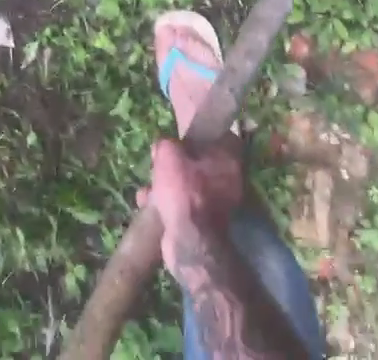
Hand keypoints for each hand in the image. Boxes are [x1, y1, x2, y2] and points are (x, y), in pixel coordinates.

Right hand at [147, 136, 243, 264]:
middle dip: (174, 164)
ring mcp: (218, 202)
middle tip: (158, 165)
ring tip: (148, 189)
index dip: (195, 135)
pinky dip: (166, 204)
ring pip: (188, 184)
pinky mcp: (204, 221)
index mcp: (228, 158)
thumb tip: (163, 146)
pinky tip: (147, 204)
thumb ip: (165, 143)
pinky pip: (183, 204)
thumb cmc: (183, 191)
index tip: (178, 138)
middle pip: (198, 161)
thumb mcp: (168, 155)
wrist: (189, 241)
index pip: (216, 136)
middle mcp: (230, 178)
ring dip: (165, 185)